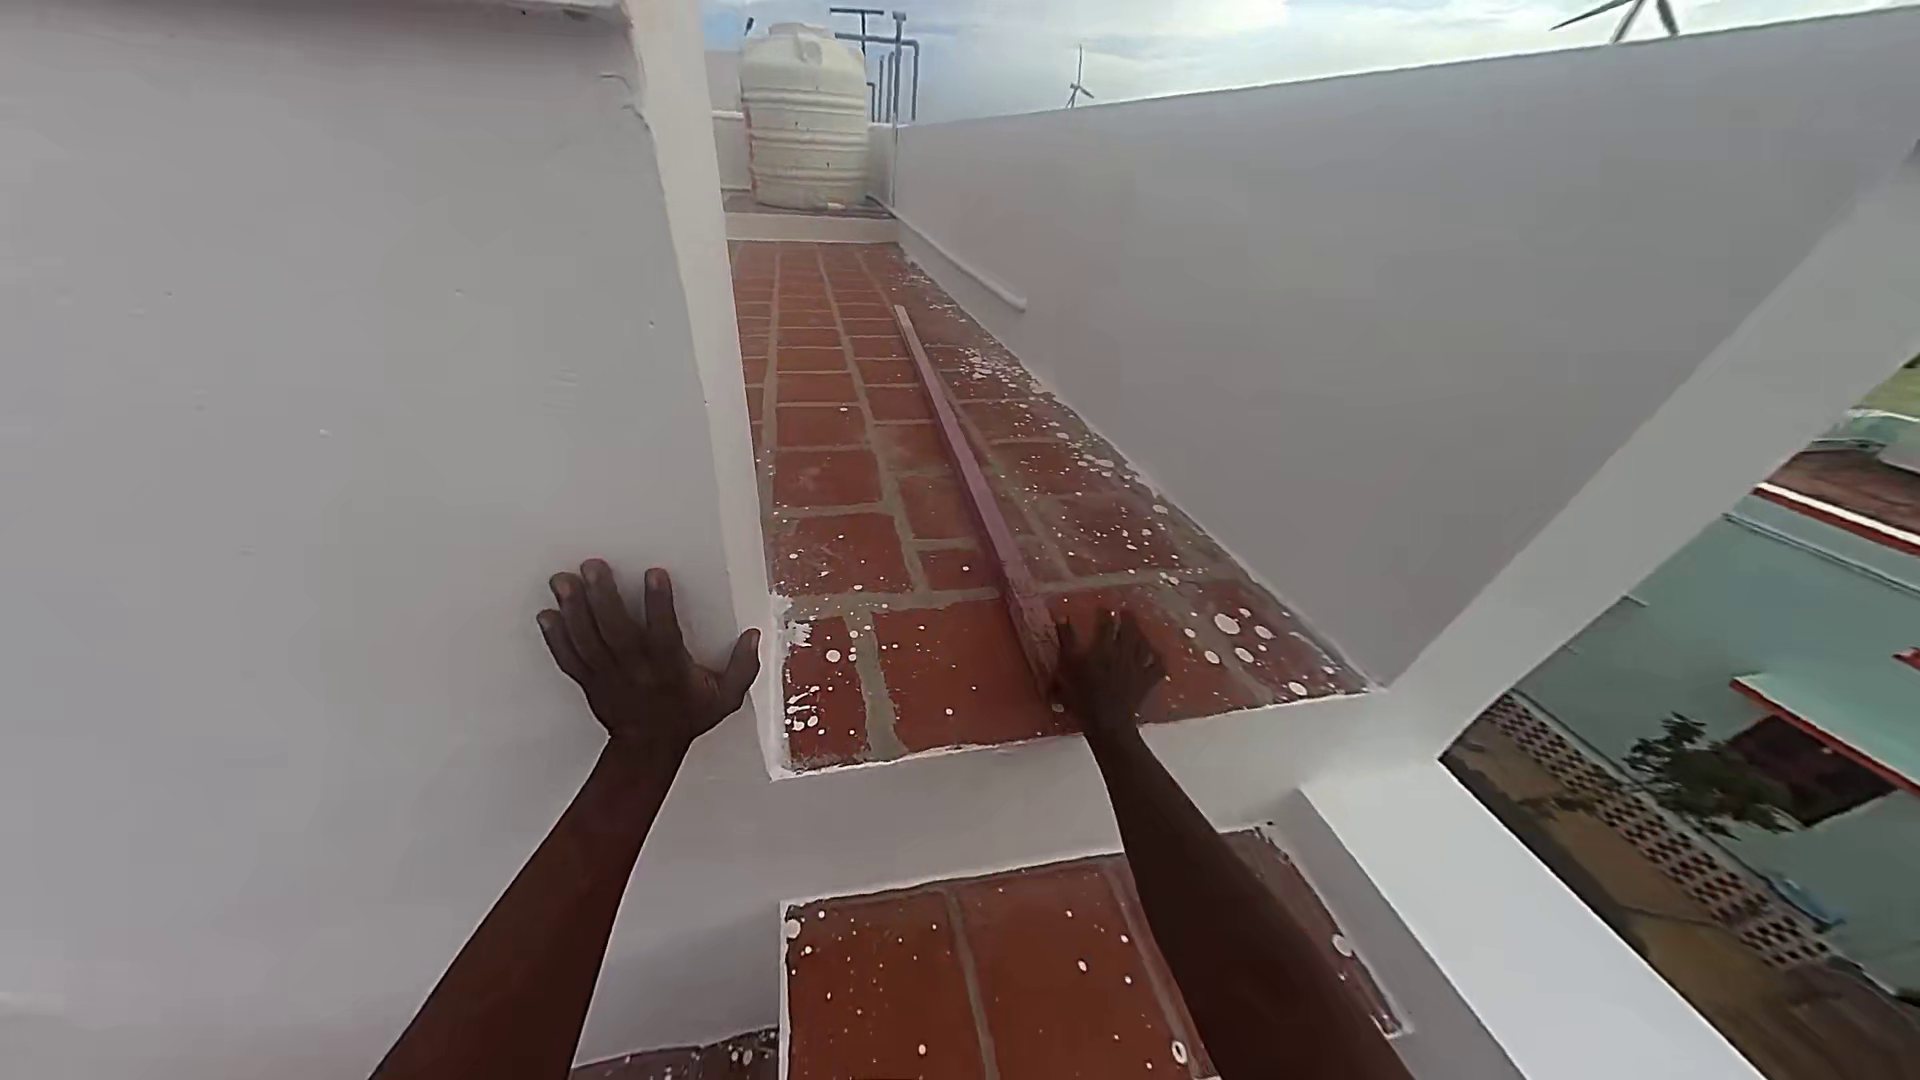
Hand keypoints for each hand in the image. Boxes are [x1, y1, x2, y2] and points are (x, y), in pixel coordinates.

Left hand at [538, 559, 760, 763]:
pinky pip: (568, 658)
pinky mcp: (588, 681)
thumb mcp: (727, 696)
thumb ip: (743, 666)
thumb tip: (753, 634)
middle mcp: (636, 669)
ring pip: (587, 639)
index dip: (659, 603)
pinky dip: (555, 636)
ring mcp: (607, 675)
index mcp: (669, 668)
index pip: (663, 632)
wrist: (649, 748)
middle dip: (602, 596)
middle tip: (592, 566)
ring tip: (562, 580)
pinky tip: (546, 613)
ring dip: (573, 609)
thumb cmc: (689, 715)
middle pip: (615, 630)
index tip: (654, 572)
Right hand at [1053, 609, 1165, 742]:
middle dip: (1129, 619)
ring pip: (1144, 645)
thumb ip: (1066, 640)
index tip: (1105, 608)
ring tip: (1140, 628)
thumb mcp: (1067, 666)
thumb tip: (1062, 617)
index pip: (1106, 625)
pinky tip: (1158, 655)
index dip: (1106, 614)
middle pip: (1129, 631)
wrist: (1107, 721)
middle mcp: (1123, 653)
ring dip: (1142, 633)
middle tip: (1128, 610)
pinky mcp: (1147, 681)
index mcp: (1103, 648)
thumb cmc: (1082, 695)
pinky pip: (1158, 667)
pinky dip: (1159, 659)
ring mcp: (1138, 667)